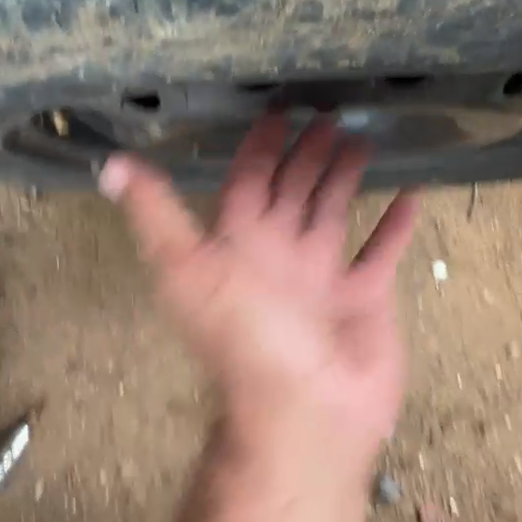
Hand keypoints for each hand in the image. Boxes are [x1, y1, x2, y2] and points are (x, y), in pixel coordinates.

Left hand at [99, 115, 418, 477]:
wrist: (307, 412)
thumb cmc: (250, 336)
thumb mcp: (191, 267)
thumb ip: (157, 213)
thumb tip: (111, 165)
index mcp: (238, 243)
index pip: (247, 180)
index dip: (258, 146)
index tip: (277, 110)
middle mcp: (277, 254)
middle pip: (292, 191)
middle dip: (307, 153)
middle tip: (331, 113)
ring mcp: (321, 277)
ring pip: (333, 213)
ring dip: (344, 178)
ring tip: (364, 140)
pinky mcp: (364, 299)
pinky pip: (381, 254)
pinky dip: (394, 228)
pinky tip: (410, 196)